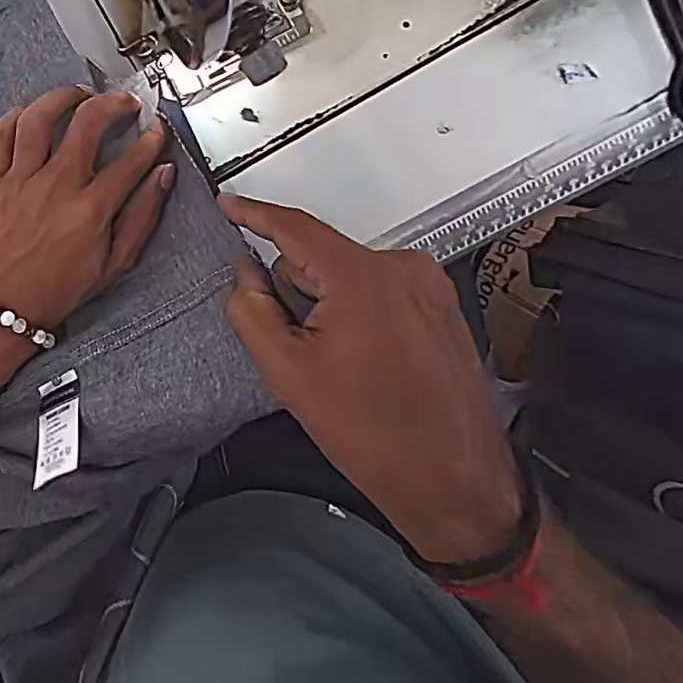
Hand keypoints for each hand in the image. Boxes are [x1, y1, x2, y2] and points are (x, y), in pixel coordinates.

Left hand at [0, 87, 174, 386]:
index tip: (156, 131)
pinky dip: (14, 117)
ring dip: (62, 97)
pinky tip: (32, 114)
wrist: (9, 302)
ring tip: (80, 95)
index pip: (130, 160)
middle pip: (87, 123)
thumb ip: (143, 216)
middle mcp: (55, 188)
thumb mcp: (115, 262)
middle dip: (114, 104)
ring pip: (38, 119)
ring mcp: (22, 181)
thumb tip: (162, 177)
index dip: (151, 139)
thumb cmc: (60, 285)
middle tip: (124, 104)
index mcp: (89, 210)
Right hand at [219, 194, 521, 563]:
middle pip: (317, 257)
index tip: (232, 203)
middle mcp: (403, 270)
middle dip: (297, 290)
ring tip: (343, 362)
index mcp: (363, 277)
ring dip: (328, 305)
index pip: (293, 227)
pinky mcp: (438, 305)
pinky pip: (376, 289)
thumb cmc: (382, 434)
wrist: (450, 479)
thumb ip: (250, 309)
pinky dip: (357, 313)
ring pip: (346, 275)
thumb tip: (245, 276)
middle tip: (303, 346)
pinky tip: (365, 360)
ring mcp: (426, 287)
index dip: (252, 213)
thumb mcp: (287, 370)